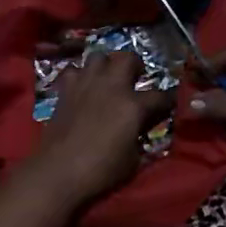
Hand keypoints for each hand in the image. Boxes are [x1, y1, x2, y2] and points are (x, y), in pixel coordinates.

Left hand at [25, 52, 173, 204]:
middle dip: (134, 65)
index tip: (167, 104)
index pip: (159, 96)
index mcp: (133, 105)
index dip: (166, 100)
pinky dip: (79, 75)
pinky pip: (73, 70)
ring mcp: (86, 84)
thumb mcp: (132, 160)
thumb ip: (139, 137)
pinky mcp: (65, 89)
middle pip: (128, 58)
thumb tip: (139, 130)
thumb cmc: (100, 170)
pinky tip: (81, 87)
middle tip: (134, 79)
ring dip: (105, 65)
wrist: (59, 170)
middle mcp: (111, 86)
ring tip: (106, 79)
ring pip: (98, 56)